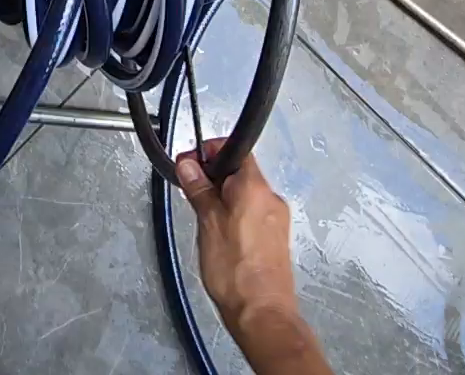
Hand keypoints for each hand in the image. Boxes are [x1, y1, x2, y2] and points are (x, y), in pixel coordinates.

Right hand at [176, 138, 298, 330]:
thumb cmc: (234, 268)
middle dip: (212, 178)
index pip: (234, 149)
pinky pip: (251, 213)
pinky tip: (221, 235)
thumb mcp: (207, 222)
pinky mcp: (275, 239)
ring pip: (244, 194)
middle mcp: (270, 198)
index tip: (190, 165)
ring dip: (222, 197)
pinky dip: (234, 215)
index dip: (209, 152)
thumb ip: (199, 188)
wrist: (262, 315)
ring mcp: (276, 220)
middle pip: (238, 172)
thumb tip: (188, 164)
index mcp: (255, 187)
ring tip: (204, 219)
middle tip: (192, 194)